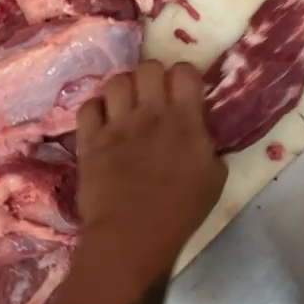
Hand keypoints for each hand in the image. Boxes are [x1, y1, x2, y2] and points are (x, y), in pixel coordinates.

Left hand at [74, 61, 226, 284]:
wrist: (132, 236)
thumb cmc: (180, 211)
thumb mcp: (215, 179)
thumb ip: (210, 148)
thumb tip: (204, 135)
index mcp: (185, 119)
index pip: (184, 71)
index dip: (185, 76)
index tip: (185, 91)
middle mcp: (150, 112)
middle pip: (149, 67)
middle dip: (154, 76)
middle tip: (155, 96)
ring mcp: (117, 124)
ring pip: (117, 81)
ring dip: (125, 89)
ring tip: (127, 105)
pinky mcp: (90, 140)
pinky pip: (88, 106)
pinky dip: (97, 109)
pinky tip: (104, 122)